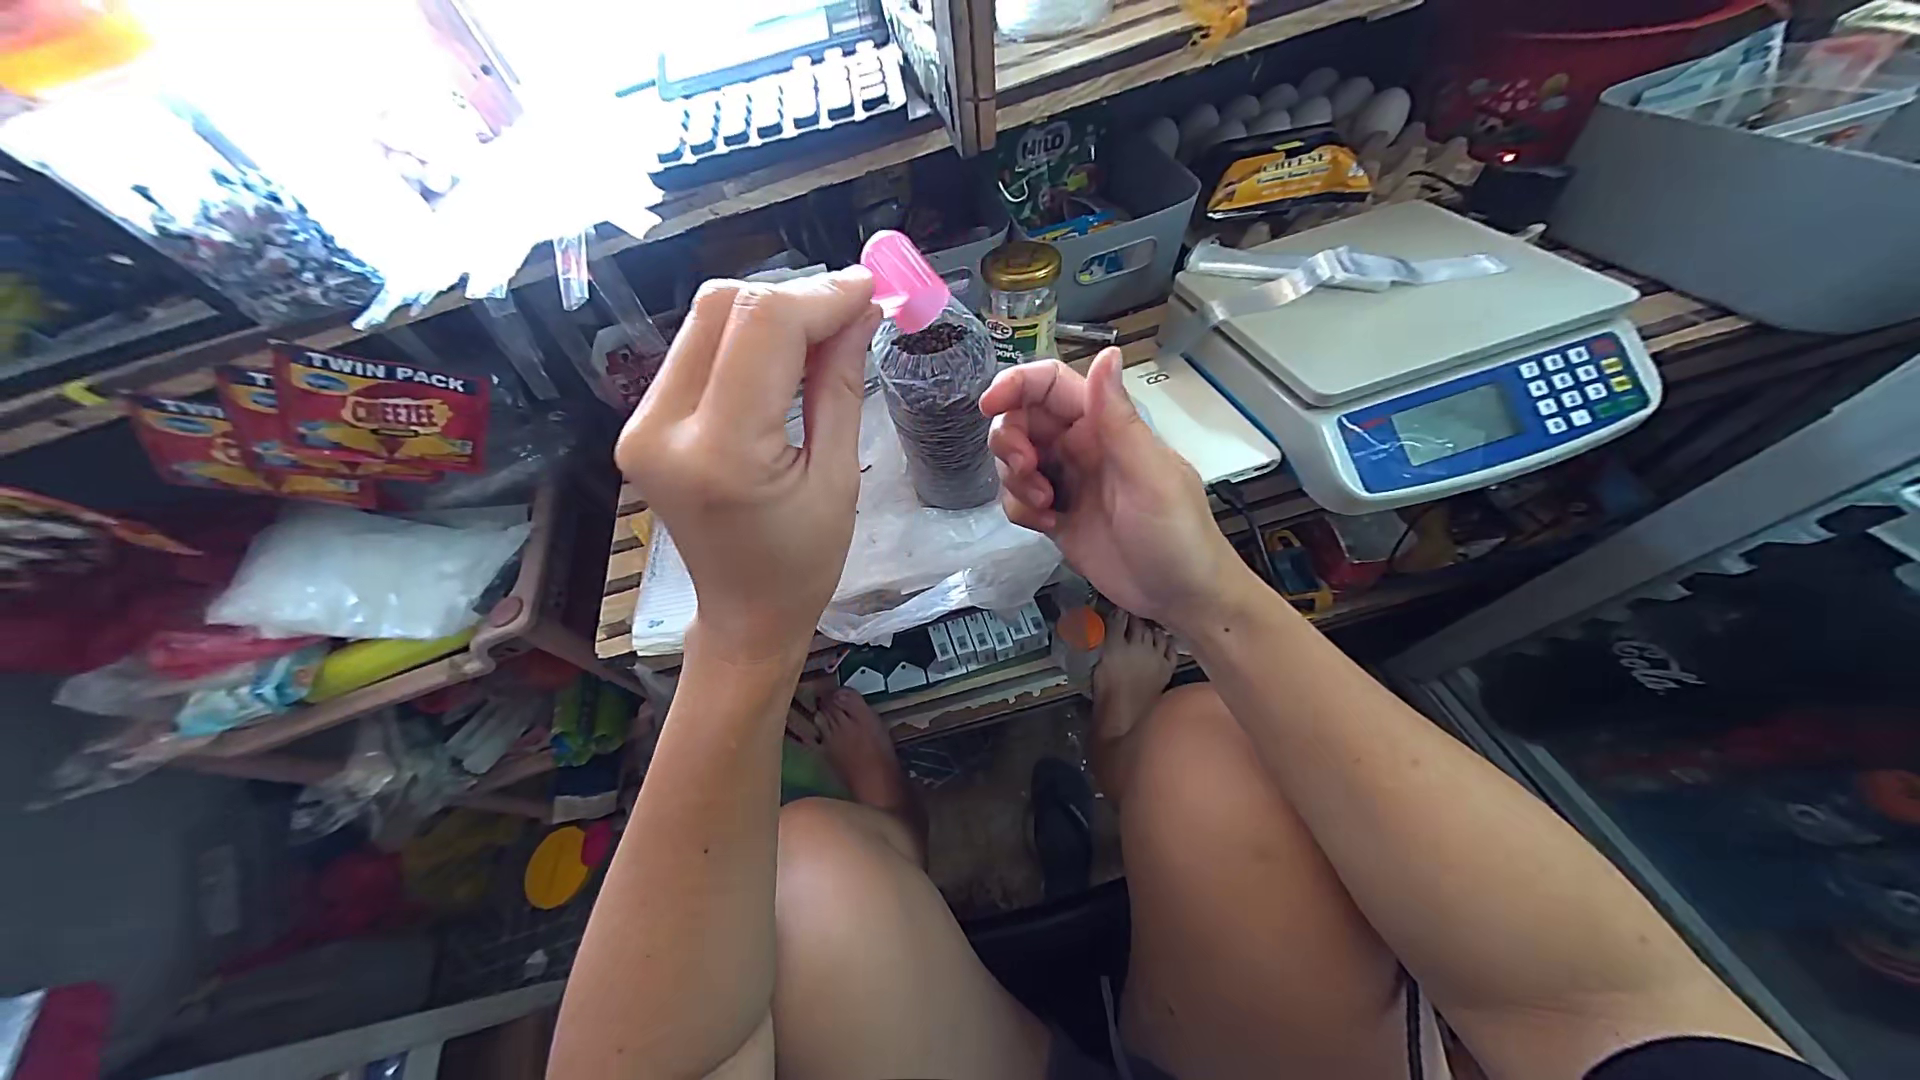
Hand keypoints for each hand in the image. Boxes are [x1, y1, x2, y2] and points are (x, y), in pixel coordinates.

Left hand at [616, 269, 881, 664]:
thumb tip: (860, 312)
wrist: (744, 612)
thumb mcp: (838, 478)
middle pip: (724, 307)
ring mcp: (642, 423)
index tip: (870, 291)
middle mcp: (662, 427)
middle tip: (851, 311)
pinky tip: (787, 353)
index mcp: (721, 452)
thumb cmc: (803, 564)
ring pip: (706, 319)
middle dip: (796, 296)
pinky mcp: (643, 422)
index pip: (764, 328)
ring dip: (771, 311)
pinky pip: (697, 349)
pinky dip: (747, 337)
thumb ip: (841, 386)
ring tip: (825, 331)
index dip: (822, 296)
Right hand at [981, 350, 1249, 631]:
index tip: (990, 406)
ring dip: (1015, 480)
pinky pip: (1019, 499)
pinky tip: (1047, 525)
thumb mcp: (1149, 474)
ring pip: (1014, 460)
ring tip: (1045, 505)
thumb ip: (1119, 418)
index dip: (1015, 385)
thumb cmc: (1177, 533)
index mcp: (1105, 424)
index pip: (1050, 385)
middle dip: (1010, 441)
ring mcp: (1067, 481)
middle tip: (1026, 470)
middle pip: (1022, 421)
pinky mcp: (1056, 515)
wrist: (1179, 596)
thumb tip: (1108, 352)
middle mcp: (1082, 446)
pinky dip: (1020, 509)